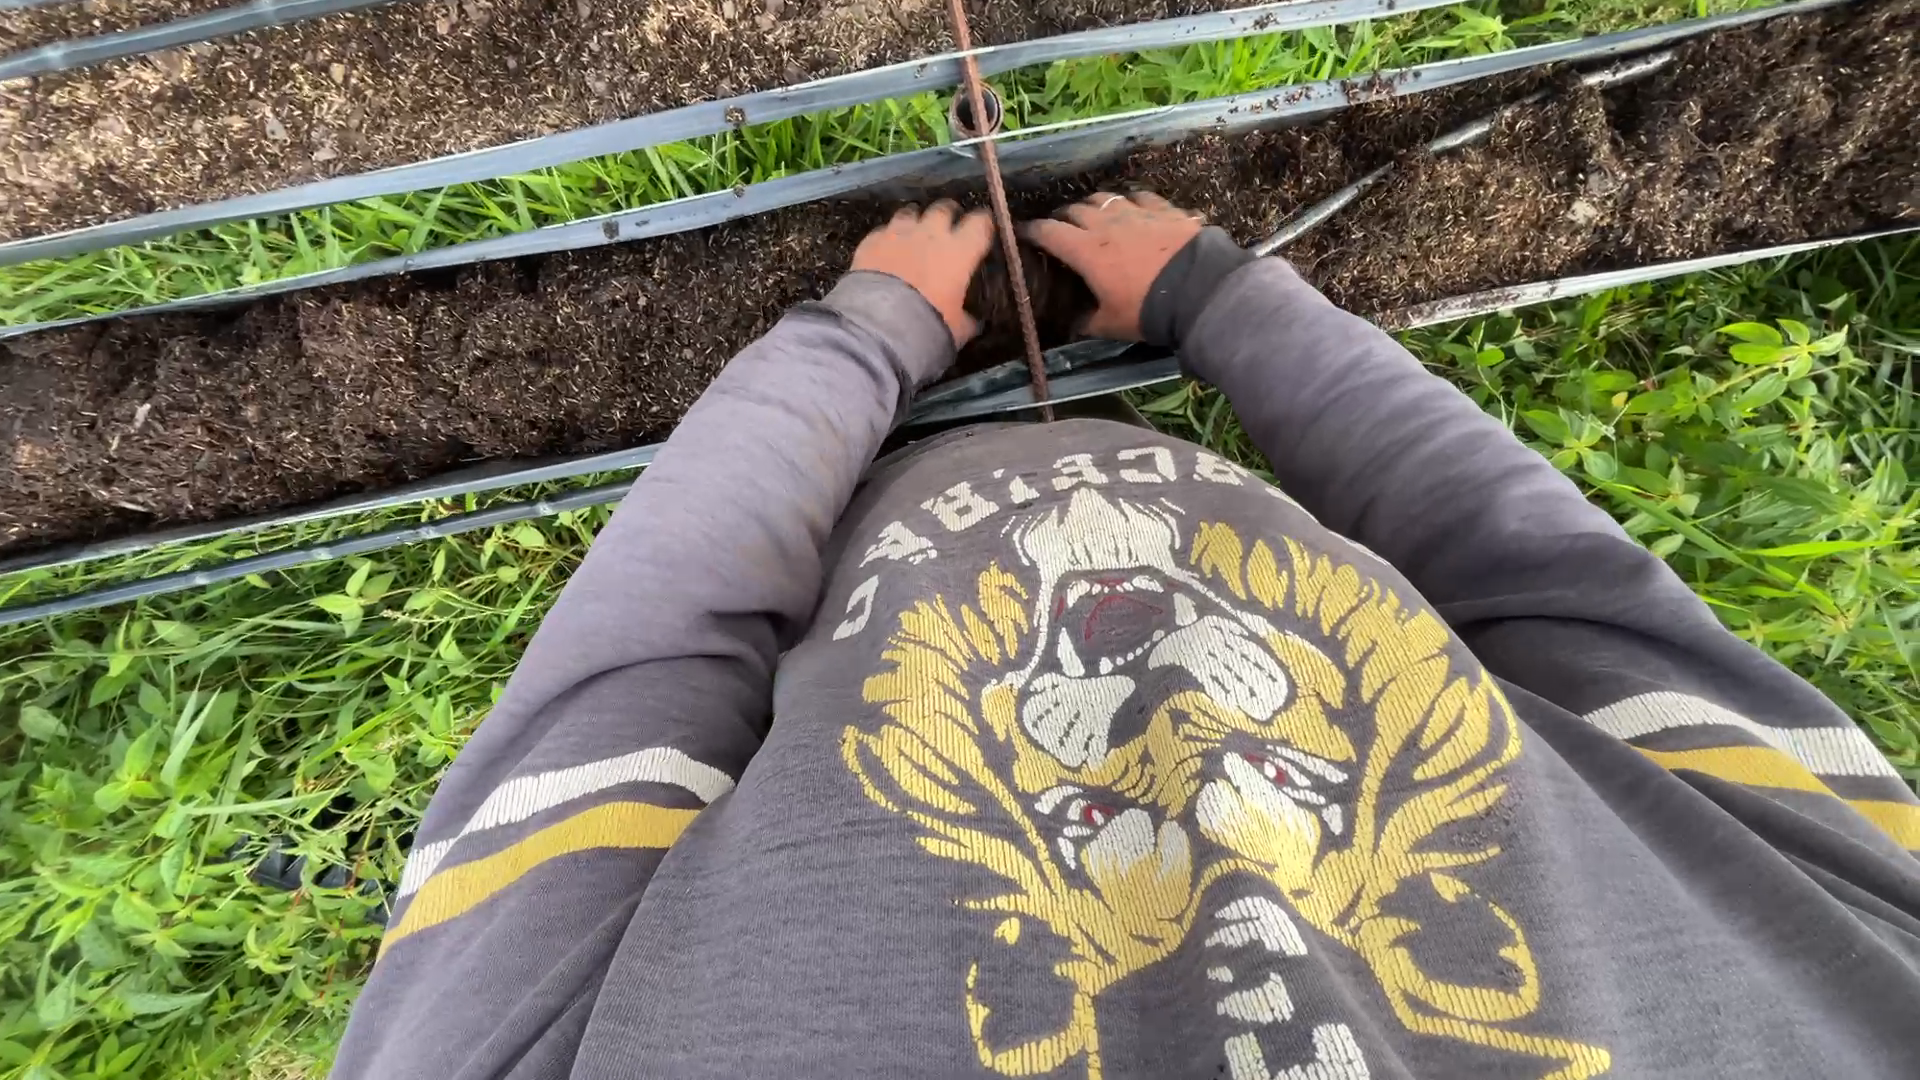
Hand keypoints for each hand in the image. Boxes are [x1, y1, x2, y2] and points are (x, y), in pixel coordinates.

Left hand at [851, 200, 994, 346]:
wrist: (880, 326)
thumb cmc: (928, 326)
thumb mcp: (957, 330)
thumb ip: (965, 319)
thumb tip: (970, 321)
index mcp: (959, 252)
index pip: (980, 224)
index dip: (983, 225)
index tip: (984, 230)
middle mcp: (930, 234)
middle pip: (943, 209)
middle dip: (947, 217)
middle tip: (947, 230)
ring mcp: (898, 234)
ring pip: (910, 213)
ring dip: (915, 223)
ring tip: (913, 237)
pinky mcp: (871, 242)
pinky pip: (882, 232)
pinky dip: (886, 240)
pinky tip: (884, 254)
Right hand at [1022, 191, 1203, 340]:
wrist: (1198, 289)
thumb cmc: (1145, 309)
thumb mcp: (1110, 324)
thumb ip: (1086, 321)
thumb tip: (1072, 323)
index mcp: (1086, 250)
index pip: (1049, 232)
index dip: (1032, 231)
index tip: (1022, 233)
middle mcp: (1106, 224)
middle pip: (1074, 210)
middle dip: (1062, 218)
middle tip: (1060, 230)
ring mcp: (1136, 212)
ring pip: (1104, 198)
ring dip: (1092, 206)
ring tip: (1092, 216)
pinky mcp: (1163, 209)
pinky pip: (1139, 197)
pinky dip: (1128, 202)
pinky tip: (1131, 209)